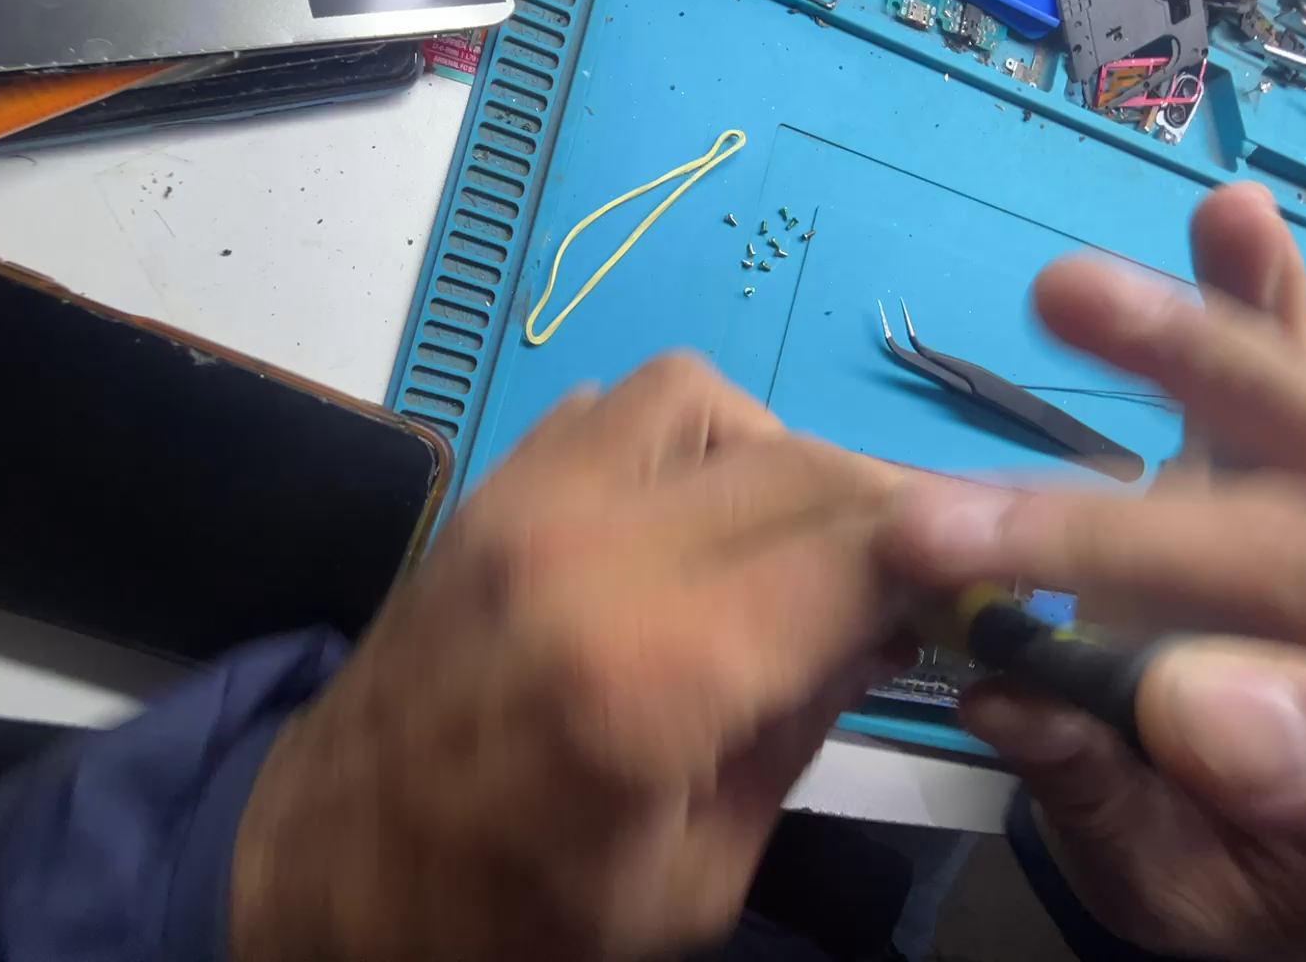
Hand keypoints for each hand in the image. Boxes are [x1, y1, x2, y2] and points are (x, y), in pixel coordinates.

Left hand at [229, 354, 911, 961]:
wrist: (323, 865)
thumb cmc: (510, 912)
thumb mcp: (694, 872)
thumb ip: (800, 726)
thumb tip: (884, 621)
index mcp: (648, 675)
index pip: (844, 555)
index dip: (938, 548)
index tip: (982, 563)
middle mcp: (587, 549)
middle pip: (789, 464)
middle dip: (877, 502)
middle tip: (902, 556)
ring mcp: (523, 499)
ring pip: (694, 396)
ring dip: (767, 449)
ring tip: (779, 528)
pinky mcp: (488, 488)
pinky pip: (611, 406)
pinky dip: (678, 437)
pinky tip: (682, 506)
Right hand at [879, 184, 1305, 959]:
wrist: (1267, 826)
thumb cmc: (1225, 866)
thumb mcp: (1178, 891)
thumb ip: (1110, 799)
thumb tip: (1009, 695)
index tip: (1130, 711)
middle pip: (1301, 547)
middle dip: (1110, 537)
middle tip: (952, 526)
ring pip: (1303, 434)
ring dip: (1180, 356)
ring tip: (1064, 295)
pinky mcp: (1275, 491)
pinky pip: (1287, 386)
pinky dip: (1261, 301)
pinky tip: (1229, 216)